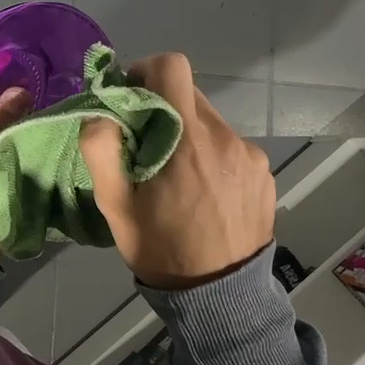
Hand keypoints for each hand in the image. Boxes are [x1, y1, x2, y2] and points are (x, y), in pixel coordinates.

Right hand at [80, 53, 274, 288]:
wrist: (220, 297)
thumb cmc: (161, 249)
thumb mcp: (114, 204)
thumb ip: (101, 150)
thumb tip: (99, 113)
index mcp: (188, 139)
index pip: (172, 67)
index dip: (144, 71)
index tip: (128, 99)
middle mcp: (226, 137)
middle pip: (188, 92)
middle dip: (161, 106)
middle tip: (141, 143)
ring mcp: (251, 155)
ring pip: (209, 120)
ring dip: (185, 132)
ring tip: (171, 174)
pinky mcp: (264, 173)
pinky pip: (228, 145)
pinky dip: (208, 154)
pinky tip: (199, 191)